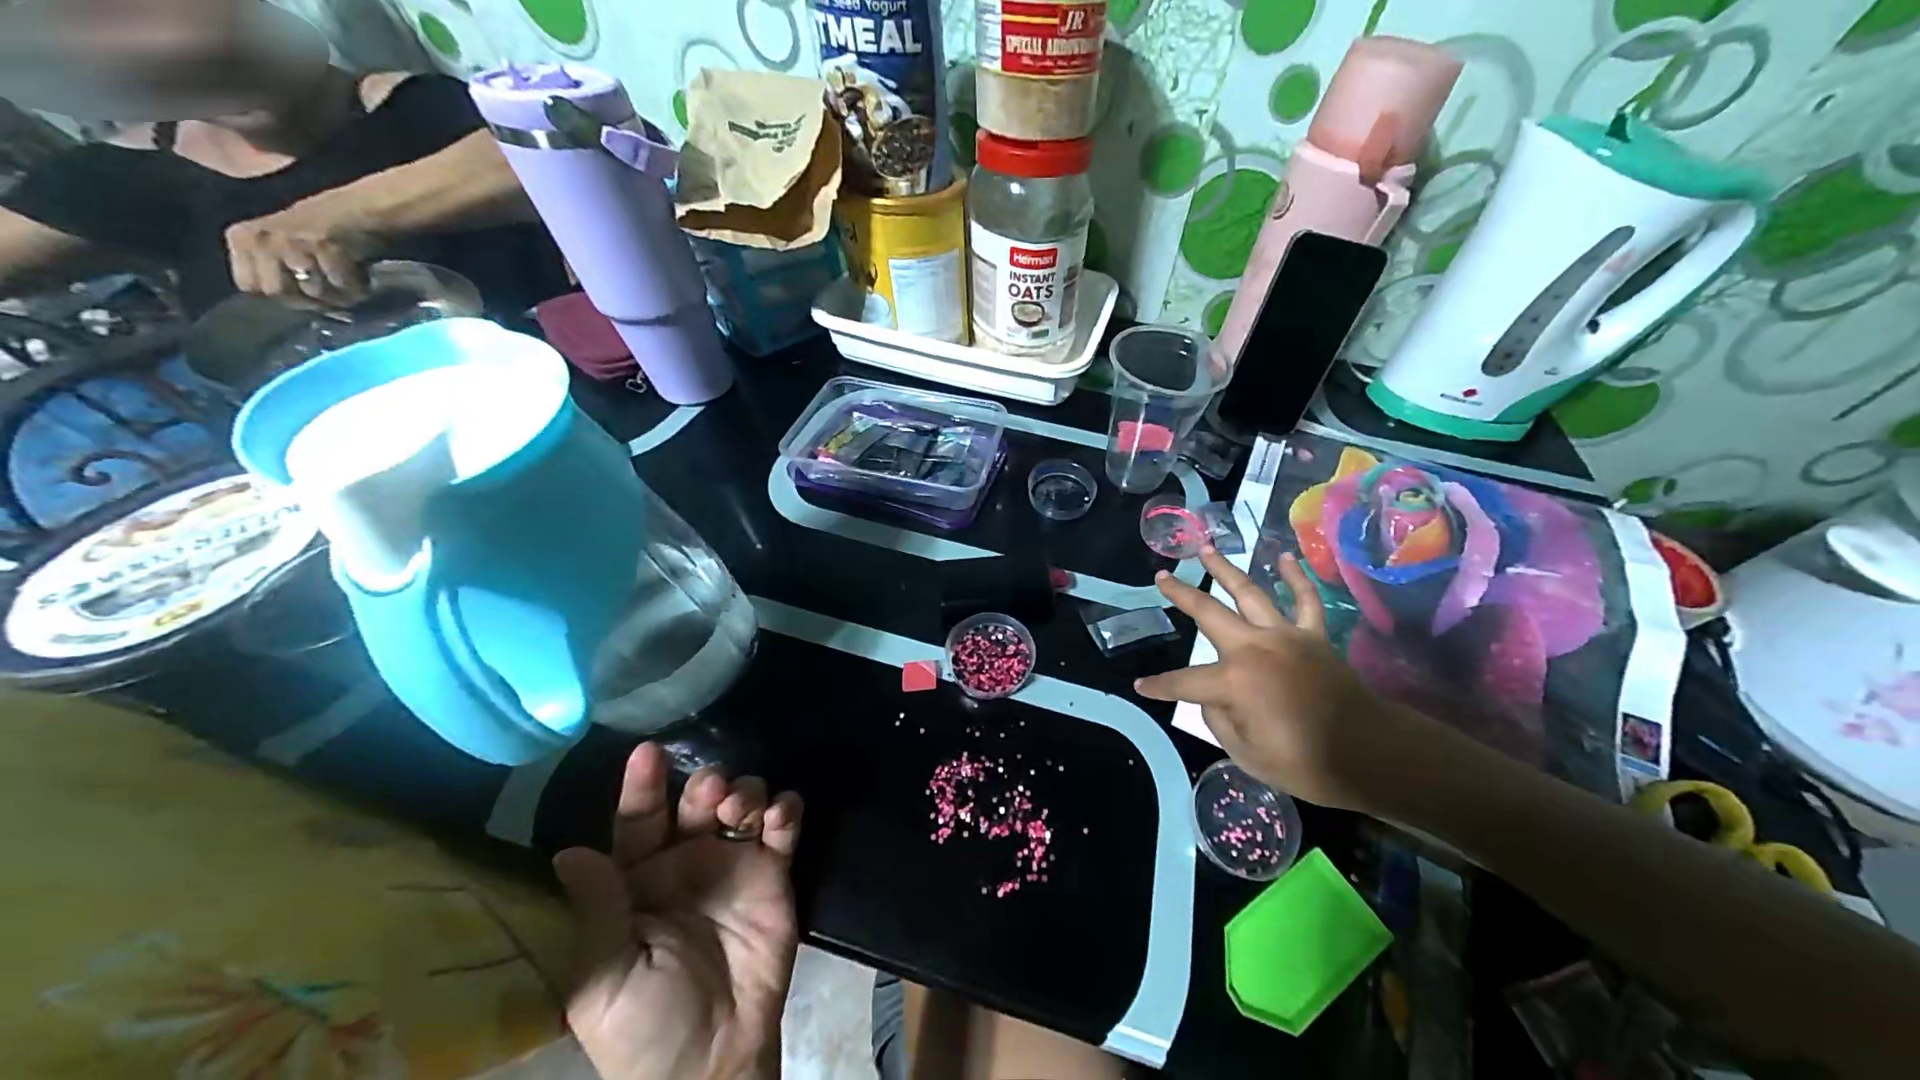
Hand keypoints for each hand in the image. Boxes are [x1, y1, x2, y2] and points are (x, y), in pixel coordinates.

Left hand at [223, 191, 377, 305]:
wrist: (360, 209)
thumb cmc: (322, 230)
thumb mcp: (283, 247)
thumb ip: (276, 271)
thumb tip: (289, 305)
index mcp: (243, 238)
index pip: (249, 287)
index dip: (281, 296)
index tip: (305, 295)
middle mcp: (262, 239)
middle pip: (279, 293)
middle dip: (310, 301)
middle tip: (332, 297)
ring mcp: (294, 243)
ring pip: (314, 293)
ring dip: (339, 297)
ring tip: (351, 288)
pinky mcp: (326, 248)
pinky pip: (342, 286)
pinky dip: (358, 288)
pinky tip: (363, 279)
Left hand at [553, 743, 803, 1079]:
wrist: (712, 1062)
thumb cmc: (644, 1026)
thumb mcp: (605, 977)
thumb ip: (598, 911)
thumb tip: (569, 853)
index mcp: (638, 880)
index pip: (638, 821)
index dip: (642, 786)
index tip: (646, 752)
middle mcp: (685, 861)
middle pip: (696, 801)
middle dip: (704, 784)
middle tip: (712, 790)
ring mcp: (733, 864)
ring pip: (740, 804)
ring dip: (744, 791)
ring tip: (742, 809)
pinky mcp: (773, 874)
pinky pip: (782, 829)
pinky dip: (785, 810)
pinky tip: (781, 812)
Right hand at [1135, 547, 1413, 812]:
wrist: (1370, 755)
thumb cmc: (1305, 763)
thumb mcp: (1246, 754)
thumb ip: (1220, 720)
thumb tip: (1215, 699)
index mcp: (1234, 682)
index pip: (1183, 682)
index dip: (1159, 686)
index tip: (1141, 686)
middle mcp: (1254, 648)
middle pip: (1208, 613)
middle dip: (1180, 594)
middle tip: (1161, 577)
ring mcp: (1286, 636)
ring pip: (1250, 593)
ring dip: (1225, 570)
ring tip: (1206, 549)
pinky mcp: (1314, 636)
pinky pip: (1304, 600)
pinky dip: (1294, 577)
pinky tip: (1283, 557)